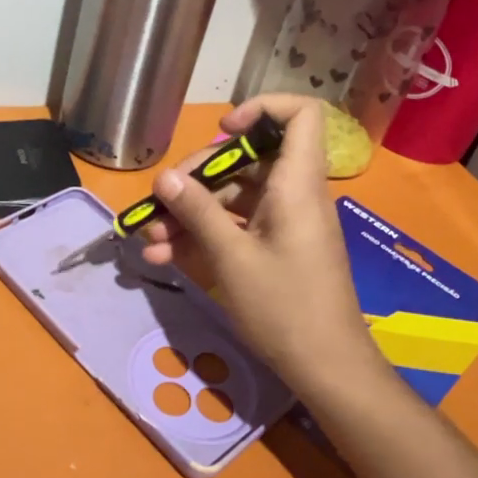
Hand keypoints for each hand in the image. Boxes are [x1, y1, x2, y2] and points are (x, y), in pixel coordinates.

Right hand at [139, 95, 385, 392]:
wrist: (326, 367)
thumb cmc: (284, 306)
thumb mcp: (231, 257)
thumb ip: (197, 212)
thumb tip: (163, 179)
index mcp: (297, 184)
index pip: (301, 115)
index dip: (262, 110)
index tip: (222, 133)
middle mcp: (294, 195)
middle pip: (247, 160)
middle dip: (197, 178)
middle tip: (160, 203)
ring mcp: (284, 224)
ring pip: (234, 198)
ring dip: (190, 214)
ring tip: (150, 240)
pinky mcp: (275, 250)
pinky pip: (237, 227)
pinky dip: (203, 237)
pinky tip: (164, 257)